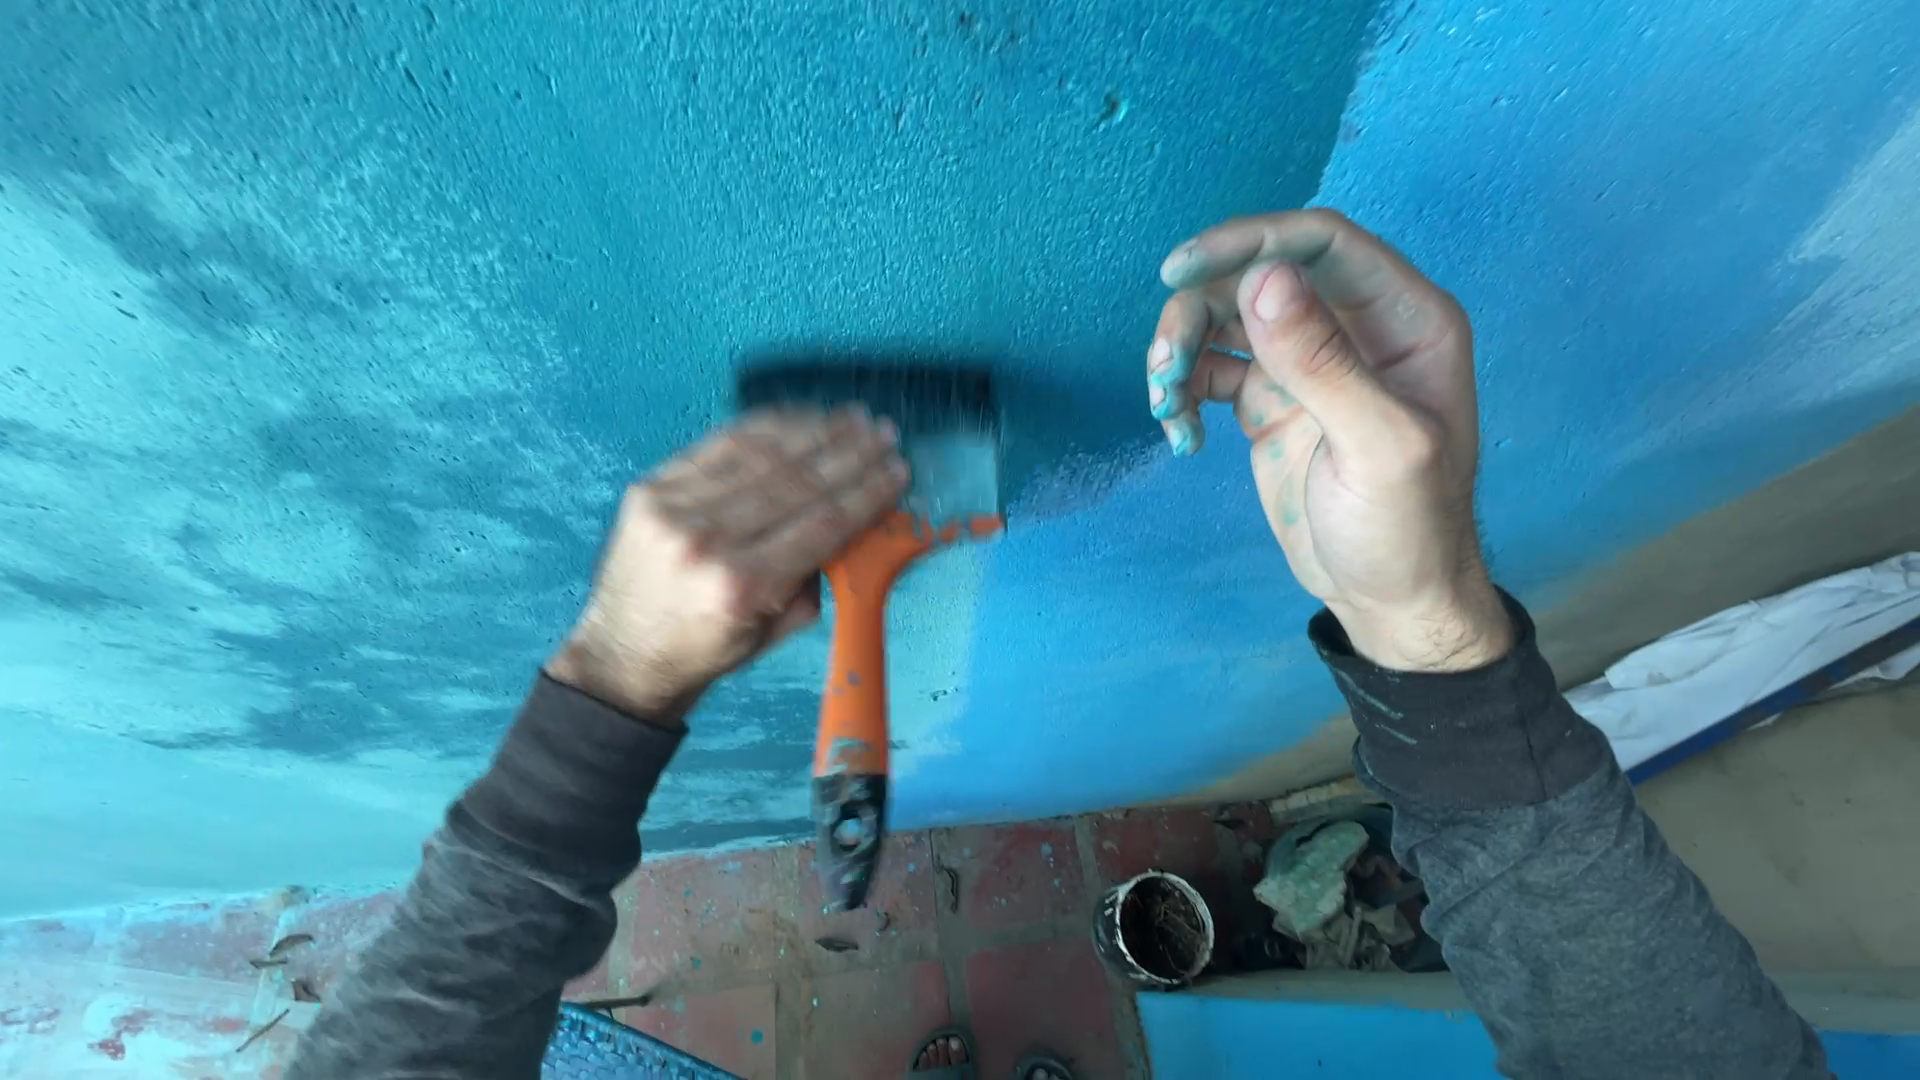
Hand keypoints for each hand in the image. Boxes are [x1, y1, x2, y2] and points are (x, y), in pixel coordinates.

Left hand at [546, 408, 909, 719]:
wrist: (623, 654)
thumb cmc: (710, 650)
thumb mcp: (777, 630)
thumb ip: (816, 575)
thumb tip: (854, 518)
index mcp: (743, 587)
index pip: (822, 523)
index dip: (865, 492)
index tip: (896, 469)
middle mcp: (706, 542)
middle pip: (797, 482)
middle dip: (849, 453)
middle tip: (883, 432)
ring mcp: (674, 508)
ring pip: (760, 454)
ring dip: (814, 431)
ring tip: (850, 417)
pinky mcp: (652, 486)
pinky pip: (720, 444)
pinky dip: (766, 426)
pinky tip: (800, 418)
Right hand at [1148, 208, 1511, 671]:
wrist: (1385, 594)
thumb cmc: (1405, 527)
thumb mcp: (1376, 448)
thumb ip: (1323, 362)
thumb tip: (1262, 279)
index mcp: (1401, 320)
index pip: (1320, 245)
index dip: (1248, 242)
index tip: (1178, 270)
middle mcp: (1349, 327)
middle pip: (1255, 278)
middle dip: (1196, 312)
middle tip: (1162, 367)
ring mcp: (1303, 363)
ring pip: (1223, 321)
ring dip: (1179, 352)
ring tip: (1164, 405)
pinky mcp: (1267, 400)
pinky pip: (1210, 371)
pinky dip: (1183, 393)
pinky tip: (1182, 436)